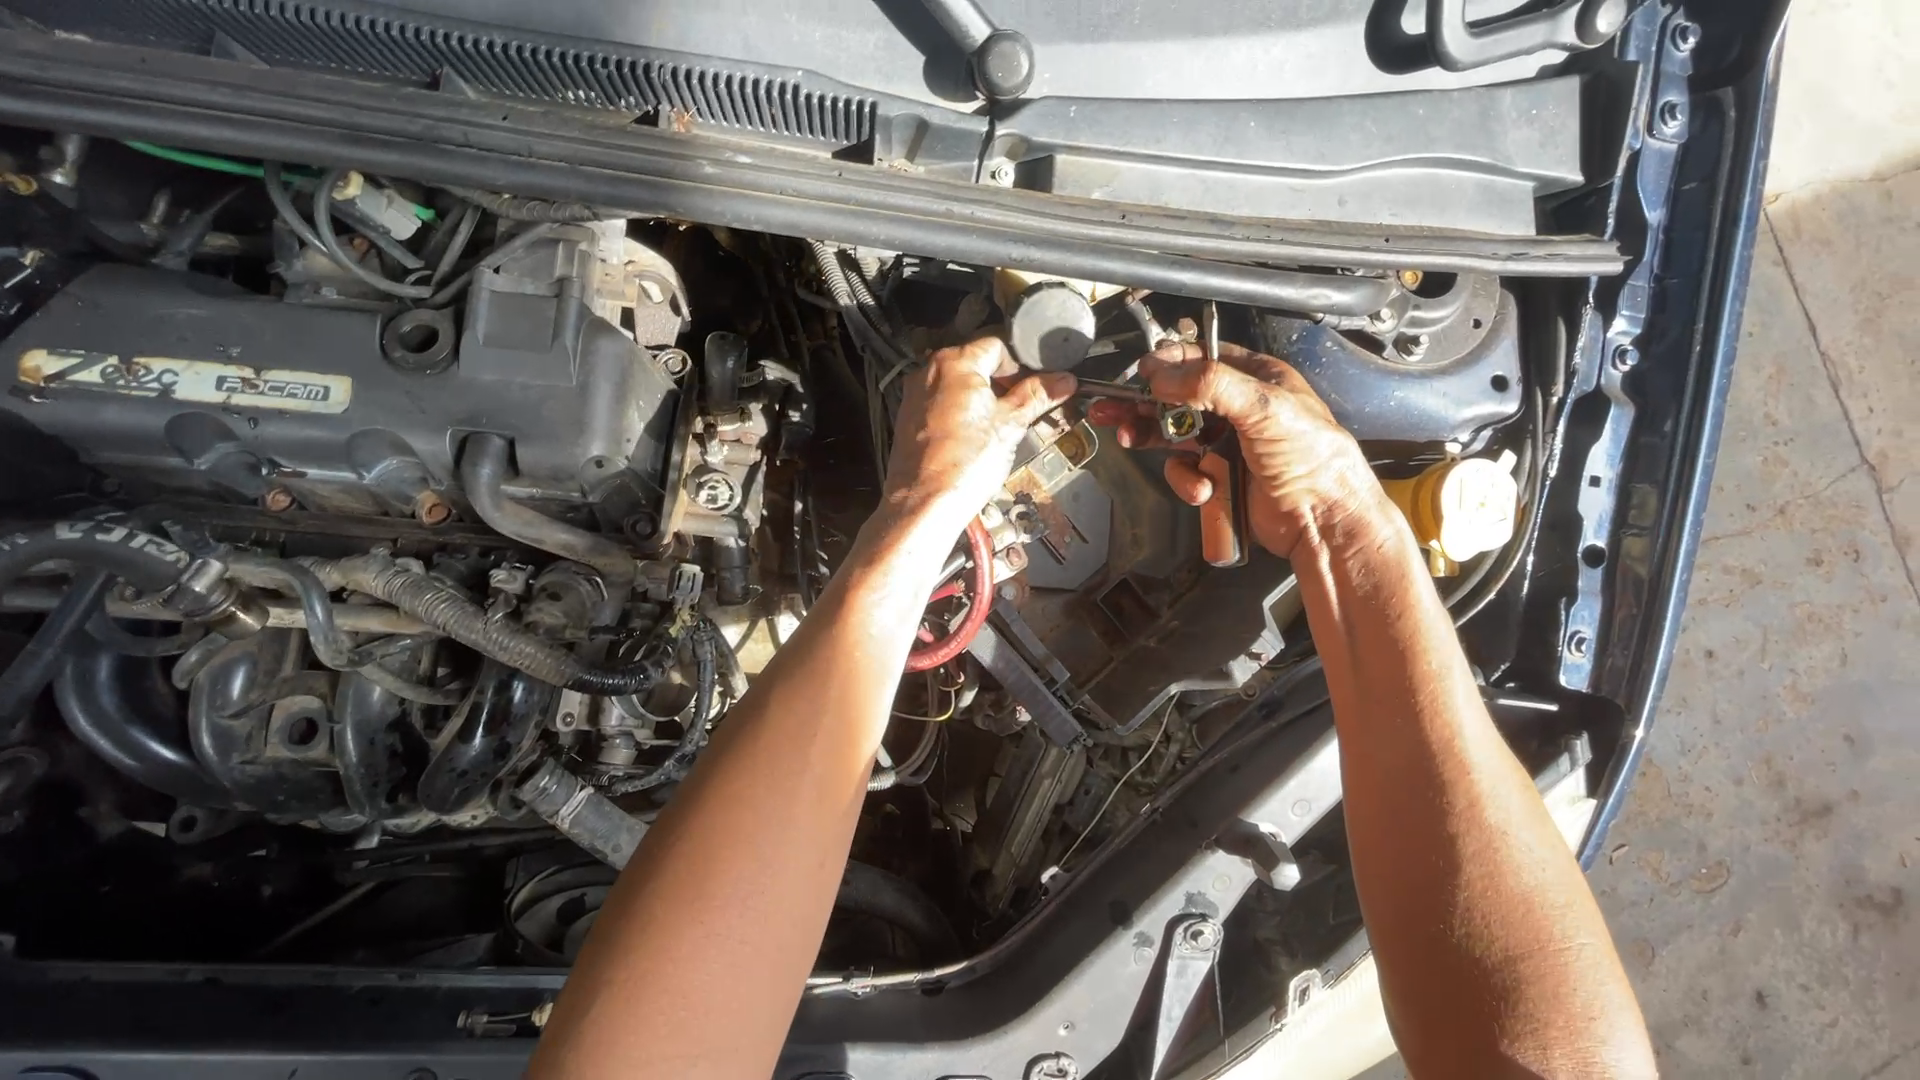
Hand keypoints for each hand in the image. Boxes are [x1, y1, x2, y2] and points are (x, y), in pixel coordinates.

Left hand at [880, 337, 1075, 534]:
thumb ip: (1036, 396)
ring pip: (956, 384)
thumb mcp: (1010, 425)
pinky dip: (959, 413)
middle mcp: (929, 372)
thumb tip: (1062, 380)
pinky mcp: (908, 418)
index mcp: (955, 363)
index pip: (997, 345)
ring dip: (980, 398)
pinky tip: (972, 438)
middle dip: (1000, 382)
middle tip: (1020, 407)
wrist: (925, 502)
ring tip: (997, 427)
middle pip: (975, 363)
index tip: (1035, 385)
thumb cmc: (963, 464)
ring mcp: (915, 395)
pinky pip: (940, 404)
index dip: (1021, 365)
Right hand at [1085, 342, 1397, 560]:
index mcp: (1255, 379)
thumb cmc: (1308, 455)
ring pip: (1174, 435)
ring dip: (1152, 439)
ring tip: (1130, 440)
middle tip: (1112, 409)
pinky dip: (1186, 480)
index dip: (1168, 365)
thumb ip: (1210, 384)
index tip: (1140, 374)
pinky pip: (1185, 472)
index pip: (1202, 359)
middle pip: (1177, 398)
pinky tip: (1202, 487)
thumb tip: (1159, 376)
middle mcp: (1237, 407)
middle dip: (1144, 404)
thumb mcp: (1262, 407)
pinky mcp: (1218, 476)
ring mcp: (1226, 443)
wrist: (1321, 518)